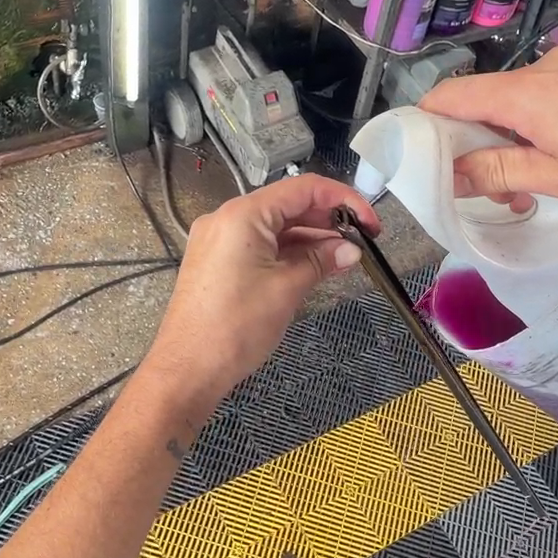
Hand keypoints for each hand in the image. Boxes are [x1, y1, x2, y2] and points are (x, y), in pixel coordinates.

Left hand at [141, 175, 378, 411]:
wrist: (188, 368)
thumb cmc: (234, 327)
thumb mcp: (287, 289)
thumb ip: (321, 261)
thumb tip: (350, 249)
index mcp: (243, 215)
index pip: (303, 189)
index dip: (343, 201)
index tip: (369, 222)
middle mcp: (226, 219)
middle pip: (287, 206)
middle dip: (327, 222)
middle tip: (360, 243)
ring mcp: (218, 241)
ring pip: (274, 228)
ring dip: (309, 240)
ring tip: (342, 259)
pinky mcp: (216, 262)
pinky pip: (259, 246)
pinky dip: (287, 253)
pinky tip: (312, 267)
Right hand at [418, 45, 557, 206]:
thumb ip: (499, 172)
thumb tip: (453, 174)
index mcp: (526, 93)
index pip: (451, 95)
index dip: (425, 122)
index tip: (421, 156)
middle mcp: (548, 65)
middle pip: (491, 100)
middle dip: (483, 144)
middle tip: (503, 190)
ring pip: (531, 100)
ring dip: (524, 137)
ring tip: (554, 177)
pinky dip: (556, 122)